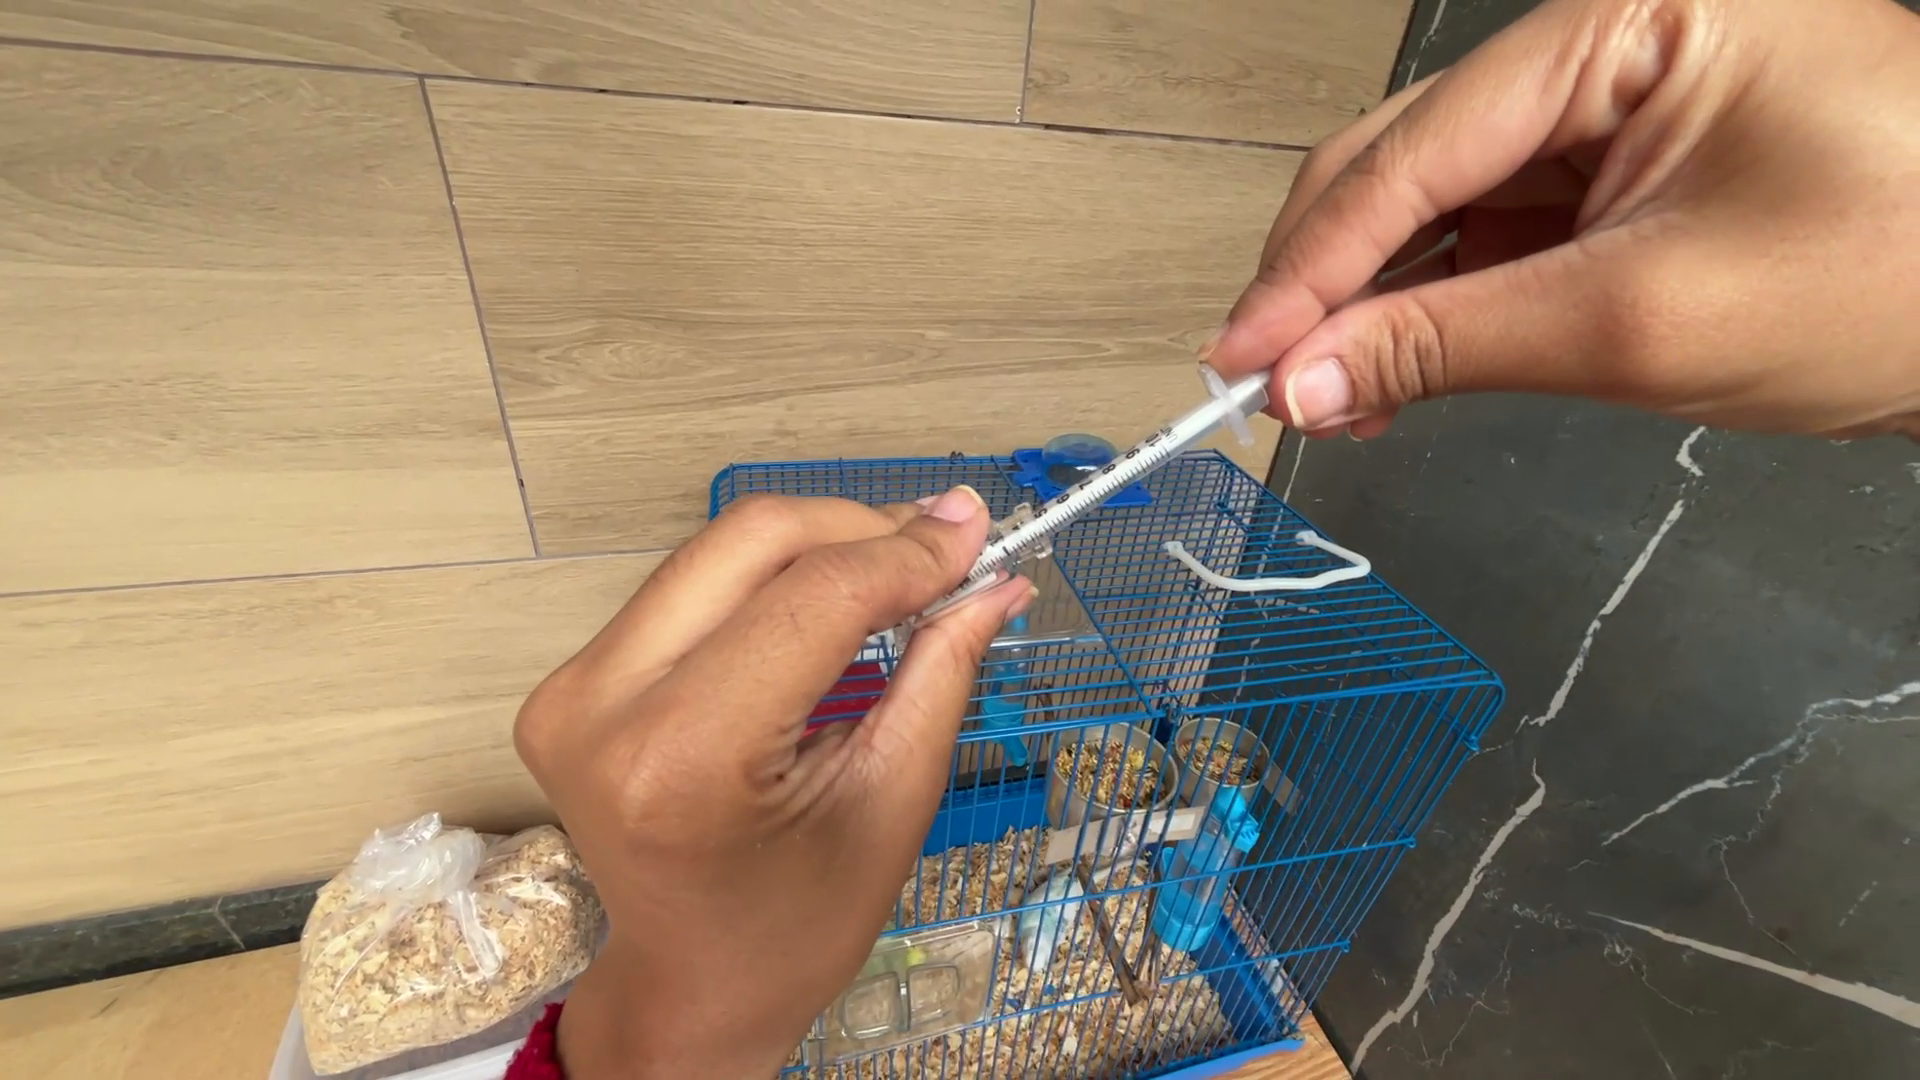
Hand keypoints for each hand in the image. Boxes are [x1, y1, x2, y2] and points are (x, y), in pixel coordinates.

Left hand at [514, 487, 1032, 1078]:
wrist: (692, 984)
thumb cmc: (803, 920)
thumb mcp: (895, 796)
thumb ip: (944, 665)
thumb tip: (996, 574)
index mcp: (688, 755)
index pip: (815, 597)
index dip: (908, 555)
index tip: (977, 537)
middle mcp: (608, 701)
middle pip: (755, 538)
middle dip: (864, 528)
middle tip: (943, 546)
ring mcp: (577, 682)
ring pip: (724, 546)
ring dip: (825, 541)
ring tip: (901, 566)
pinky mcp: (578, 674)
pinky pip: (698, 579)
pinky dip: (780, 569)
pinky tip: (836, 589)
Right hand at [1205, 0, 1919, 440]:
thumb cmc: (1901, 281)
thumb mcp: (1638, 318)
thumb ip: (1440, 347)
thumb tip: (1297, 392)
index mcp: (1614, 27)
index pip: (1404, 161)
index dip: (1303, 273)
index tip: (1234, 362)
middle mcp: (1577, 62)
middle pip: (1383, 175)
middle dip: (1314, 288)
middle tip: (1262, 383)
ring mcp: (1571, 133)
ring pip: (1405, 224)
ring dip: (1350, 318)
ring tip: (1321, 404)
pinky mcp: (1573, 199)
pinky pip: (1449, 260)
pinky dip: (1402, 328)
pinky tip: (1376, 386)